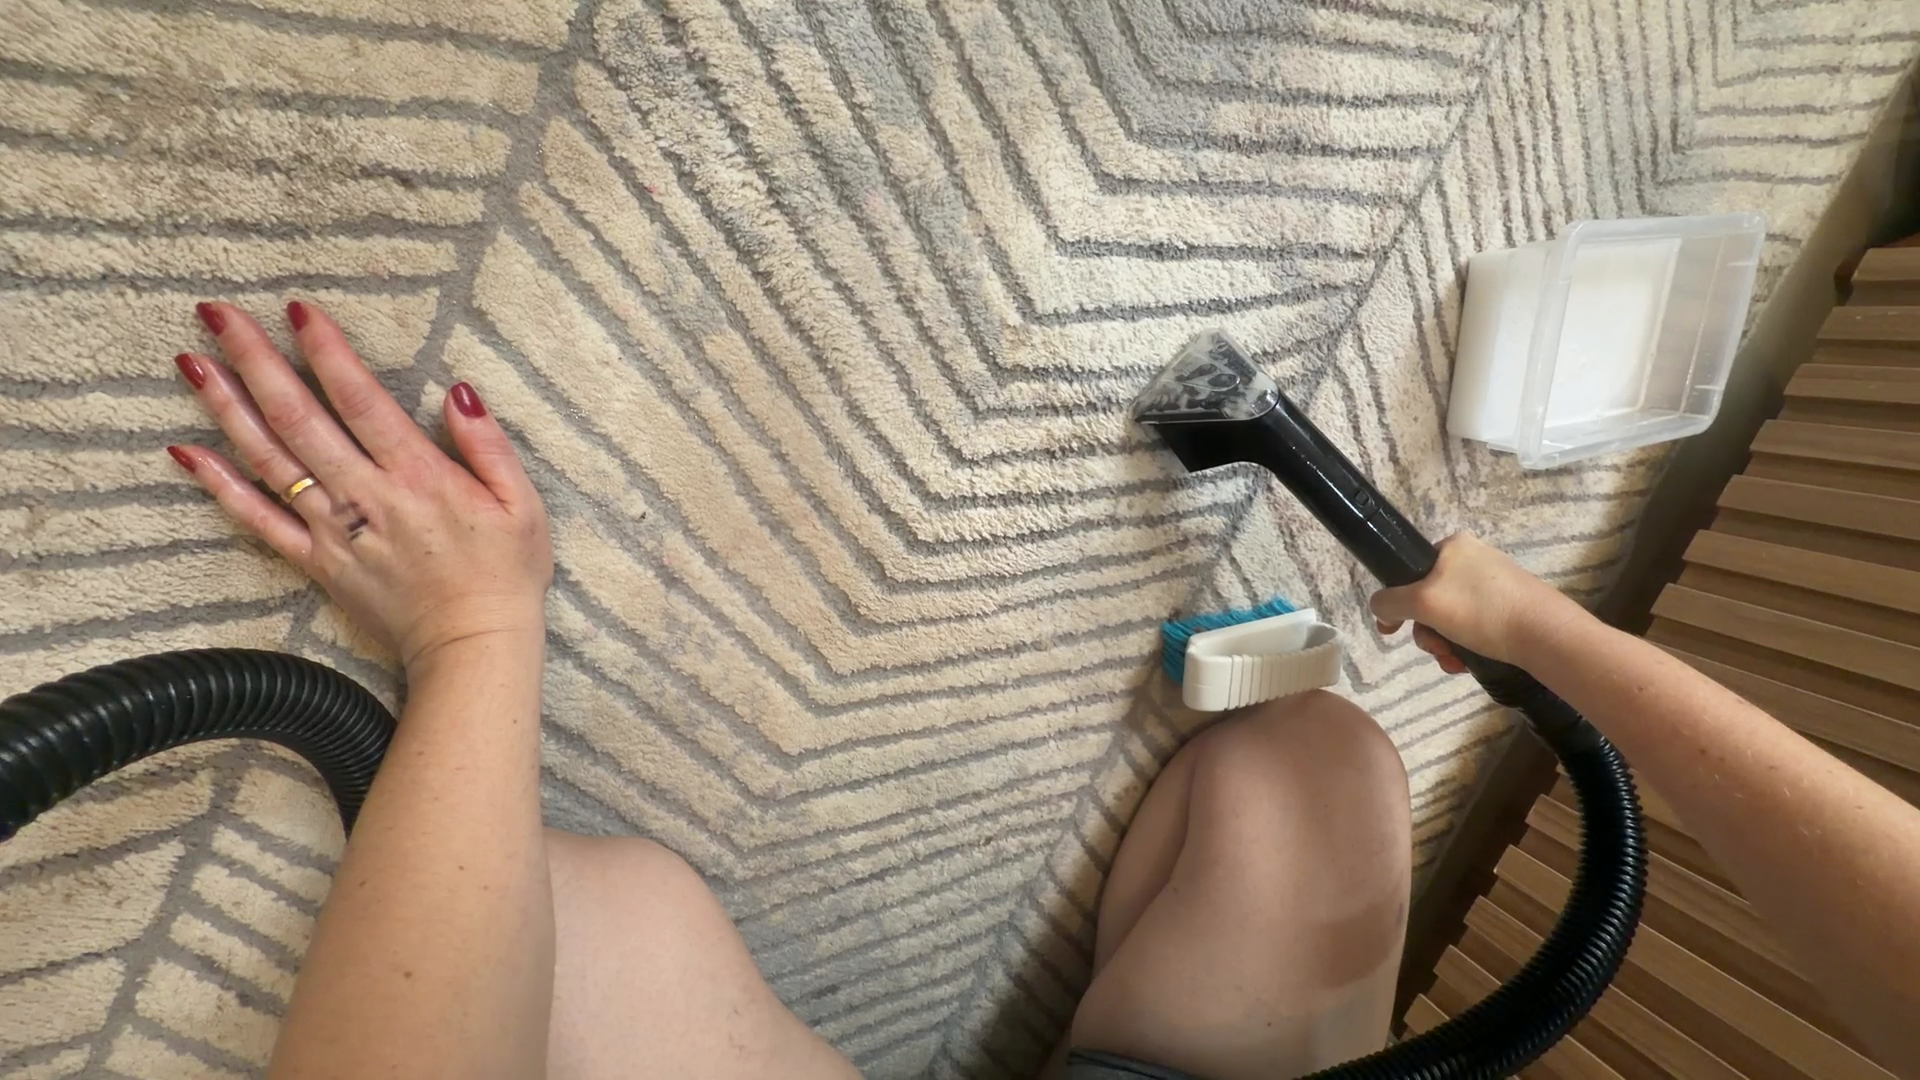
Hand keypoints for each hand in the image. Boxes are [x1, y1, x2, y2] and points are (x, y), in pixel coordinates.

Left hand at [167, 300, 551, 672]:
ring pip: (270, 461)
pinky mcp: (319, 563)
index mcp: (422, 478)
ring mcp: (336, 531)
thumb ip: (490, 447)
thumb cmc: (508, 570)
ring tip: (191, 361)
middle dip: (258, 364)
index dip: (329, 354)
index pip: (364, 403)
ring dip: (226, 408)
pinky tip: (188, 452)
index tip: (299, 312)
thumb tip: (459, 393)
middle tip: (217, 315)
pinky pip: (259, 522)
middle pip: (302, 421)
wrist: (475, 639)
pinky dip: (220, 487)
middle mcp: (368, 498)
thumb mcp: (524, 504)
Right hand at [1368, 532, 1584, 670]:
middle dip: (1425, 630)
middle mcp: (1474, 559)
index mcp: (1453, 546)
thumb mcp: (1420, 602)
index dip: (1397, 603)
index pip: (1408, 571)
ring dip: (1443, 642)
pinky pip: (1474, 625)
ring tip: (1454, 660)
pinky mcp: (1513, 606)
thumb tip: (1381, 609)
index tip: (1394, 629)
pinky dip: (1464, 645)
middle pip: (1427, 599)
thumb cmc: (1481, 611)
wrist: (1549, 636)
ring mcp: (1495, 583)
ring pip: (1449, 616)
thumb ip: (1388, 602)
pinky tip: (1468, 662)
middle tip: (1434, 648)